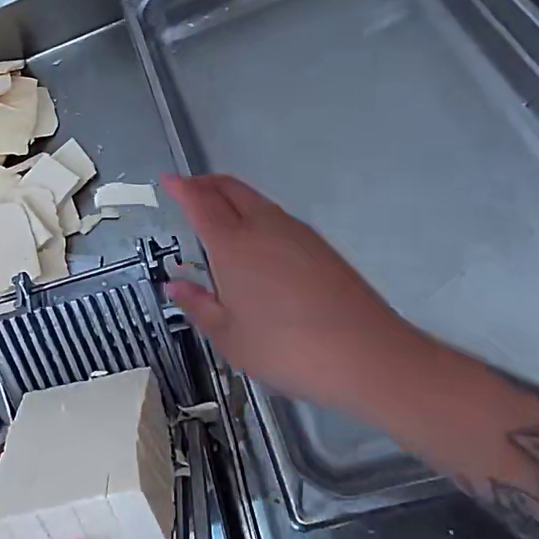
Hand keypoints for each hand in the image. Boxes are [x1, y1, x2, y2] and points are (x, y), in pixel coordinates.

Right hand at [162, 174, 439, 413]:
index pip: (200, 202)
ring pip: (256, 201)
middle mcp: (264, 228)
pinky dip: (255, 215)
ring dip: (232, 198)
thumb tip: (176, 286)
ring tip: (217, 216)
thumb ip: (199, 306)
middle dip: (205, 184)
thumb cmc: (288, 349)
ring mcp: (297, 234)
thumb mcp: (230, 338)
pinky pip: (277, 218)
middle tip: (188, 191)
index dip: (181, 188)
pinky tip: (255, 244)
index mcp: (233, 244)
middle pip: (230, 189)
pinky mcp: (321, 248)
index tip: (167, 180)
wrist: (370, 358)